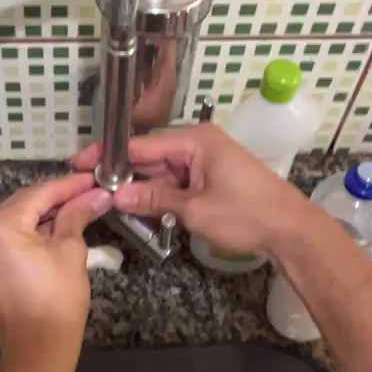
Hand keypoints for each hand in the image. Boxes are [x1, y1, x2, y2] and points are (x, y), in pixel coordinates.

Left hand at [0, 173, 111, 366]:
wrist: (37, 348)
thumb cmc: (56, 299)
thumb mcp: (70, 250)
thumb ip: (77, 215)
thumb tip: (96, 195)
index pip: (39, 193)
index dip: (70, 185)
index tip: (93, 178)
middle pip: (25, 203)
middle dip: (59, 199)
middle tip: (91, 192)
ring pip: (18, 220)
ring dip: (47, 215)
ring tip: (81, 207)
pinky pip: (10, 237)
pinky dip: (33, 231)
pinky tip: (59, 226)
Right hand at [70, 124, 315, 256]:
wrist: (291, 231)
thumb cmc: (247, 215)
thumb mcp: (194, 209)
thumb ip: (153, 199)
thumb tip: (116, 195)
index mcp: (195, 140)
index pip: (141, 145)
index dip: (109, 155)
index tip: (80, 162)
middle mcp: (199, 143)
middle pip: (151, 156)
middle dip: (123, 173)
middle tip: (90, 185)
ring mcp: (207, 160)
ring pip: (163, 171)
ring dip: (141, 186)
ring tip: (108, 199)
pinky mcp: (212, 177)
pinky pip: (178, 181)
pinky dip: (160, 193)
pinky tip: (138, 205)